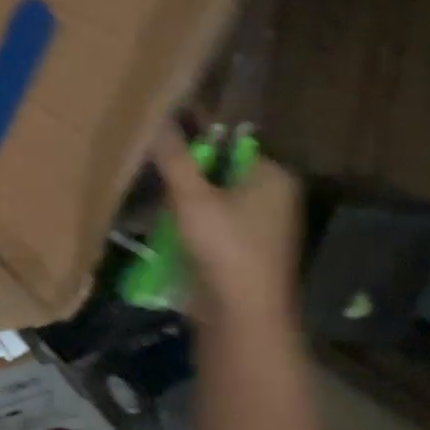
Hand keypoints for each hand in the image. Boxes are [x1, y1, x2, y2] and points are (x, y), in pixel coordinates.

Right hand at [150, 124, 302, 326]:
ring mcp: (261, 224)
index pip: (226, 144)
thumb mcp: (191, 197)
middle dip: (183, 176)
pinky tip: (167, 230)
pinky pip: (212, 221)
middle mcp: (273, 196)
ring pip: (211, 197)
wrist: (241, 312)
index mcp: (272, 176)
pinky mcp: (245, 247)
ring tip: (157, 207)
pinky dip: (189, 222)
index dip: (192, 146)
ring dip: (182, 201)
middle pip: (217, 170)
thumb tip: (157, 117)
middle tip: (155, 183)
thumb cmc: (224, 246)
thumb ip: (174, 157)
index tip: (160, 153)